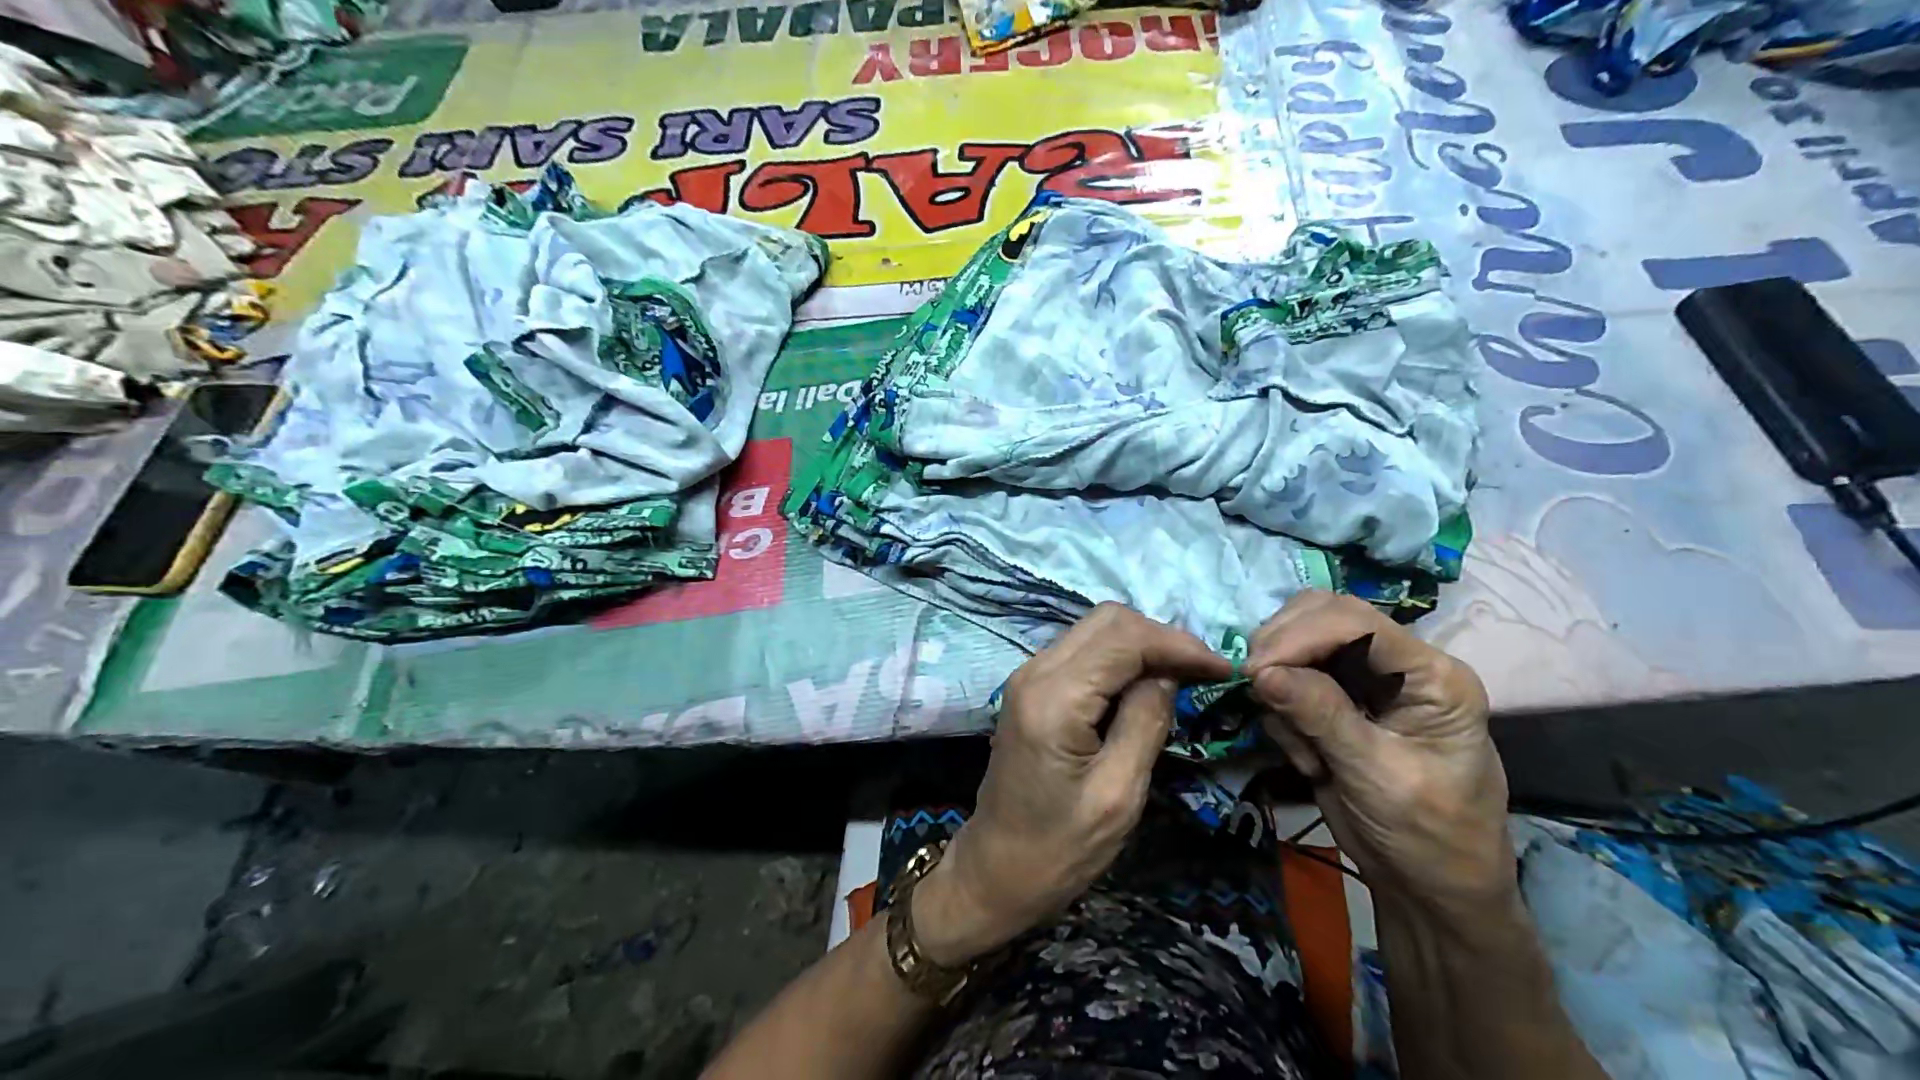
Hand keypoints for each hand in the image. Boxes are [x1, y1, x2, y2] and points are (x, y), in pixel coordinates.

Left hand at [913, 603, 1232, 965]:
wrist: (997, 869)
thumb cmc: (1060, 847)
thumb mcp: (1118, 794)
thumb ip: (1146, 722)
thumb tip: (1169, 673)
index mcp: (1054, 697)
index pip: (1124, 638)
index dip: (1178, 645)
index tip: (1223, 669)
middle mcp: (1035, 671)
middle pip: (1107, 620)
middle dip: (1161, 637)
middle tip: (1203, 672)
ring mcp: (1028, 676)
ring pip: (1094, 630)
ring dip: (1142, 644)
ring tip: (1183, 677)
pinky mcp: (1031, 688)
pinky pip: (1083, 652)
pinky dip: (1120, 657)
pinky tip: (1145, 684)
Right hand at [1245, 590, 1512, 912]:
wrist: (1430, 889)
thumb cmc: (1428, 836)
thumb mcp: (1377, 777)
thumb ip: (1322, 717)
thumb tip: (1260, 672)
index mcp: (1432, 674)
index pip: (1356, 622)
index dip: (1300, 635)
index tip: (1255, 671)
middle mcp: (1397, 665)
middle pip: (1323, 617)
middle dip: (1283, 648)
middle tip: (1255, 686)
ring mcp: (1365, 683)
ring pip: (1299, 644)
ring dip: (1282, 687)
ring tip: (1302, 747)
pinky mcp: (1336, 703)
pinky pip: (1289, 684)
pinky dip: (1282, 715)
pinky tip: (1308, 759)